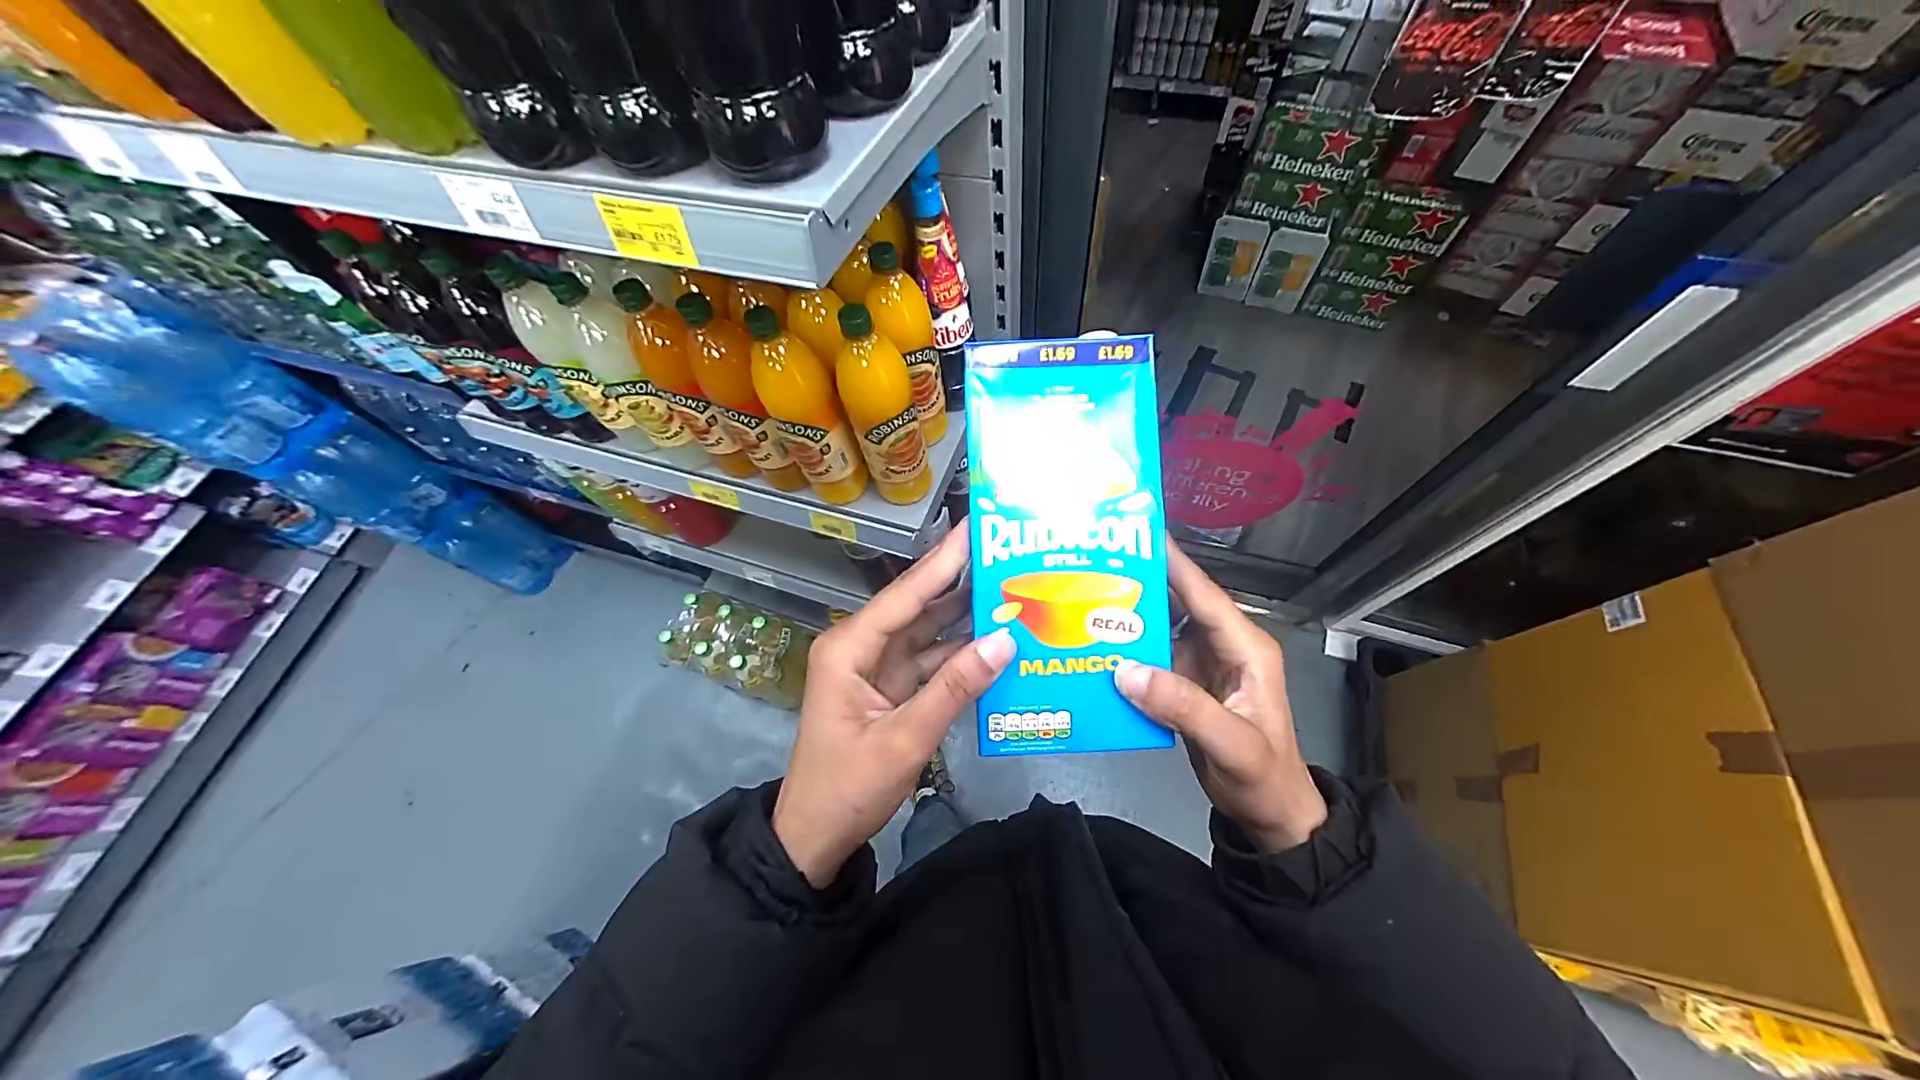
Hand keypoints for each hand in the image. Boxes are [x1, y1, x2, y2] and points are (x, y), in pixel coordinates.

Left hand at [773, 525, 1014, 886]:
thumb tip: (1005, 641)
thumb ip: (954, 689)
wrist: (815, 838)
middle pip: (918, 607)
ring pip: (928, 633)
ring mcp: (877, 669)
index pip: (906, 594)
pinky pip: (931, 662)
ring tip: (1012, 590)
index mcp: (849, 647)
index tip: (976, 527)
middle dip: (960, 581)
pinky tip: (996, 643)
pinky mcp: (891, 690)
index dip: (943, 560)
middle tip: (1006, 553)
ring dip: (965, 617)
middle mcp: (862, 647)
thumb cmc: (847, 788)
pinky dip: (961, 655)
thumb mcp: (904, 740)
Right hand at [1113, 545, 1326, 853]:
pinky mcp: (1183, 684)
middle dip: (1138, 581)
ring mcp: (1200, 665)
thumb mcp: (1232, 744)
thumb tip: (1125, 670)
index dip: (1172, 562)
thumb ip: (1183, 706)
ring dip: (1126, 615)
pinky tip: (1092, 646)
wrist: (1271, 816)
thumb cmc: (1263, 778)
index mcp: (1245, 647)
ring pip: (1159, 628)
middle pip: (1177, 603)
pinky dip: (1123, 650)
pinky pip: (1149, 657)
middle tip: (1092, 562)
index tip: (1137, 533)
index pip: (1204, 595)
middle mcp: (1221, 646)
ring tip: (1082, 594)